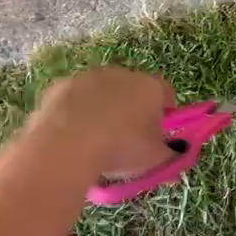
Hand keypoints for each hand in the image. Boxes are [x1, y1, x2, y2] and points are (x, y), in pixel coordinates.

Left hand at [20, 67, 176, 178]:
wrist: (66, 144)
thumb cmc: (121, 149)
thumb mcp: (155, 160)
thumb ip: (171, 156)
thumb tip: (176, 154)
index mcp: (151, 88)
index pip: (166, 93)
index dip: (165, 113)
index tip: (158, 133)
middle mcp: (122, 74)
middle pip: (132, 91)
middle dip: (131, 110)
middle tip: (125, 140)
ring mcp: (89, 77)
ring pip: (101, 94)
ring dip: (101, 111)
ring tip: (94, 142)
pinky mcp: (60, 86)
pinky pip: (74, 101)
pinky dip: (74, 114)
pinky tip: (70, 137)